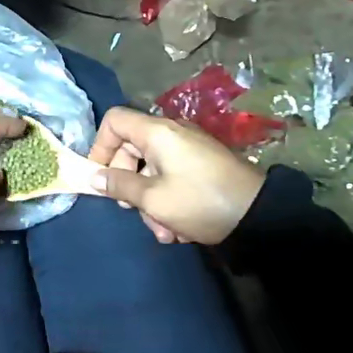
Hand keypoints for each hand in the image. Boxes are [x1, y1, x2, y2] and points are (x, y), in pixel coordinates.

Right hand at [88, 107, 265, 244]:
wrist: (257, 214)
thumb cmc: (200, 201)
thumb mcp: (154, 199)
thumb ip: (121, 186)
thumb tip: (95, 177)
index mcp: (158, 133)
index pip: (115, 121)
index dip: (100, 146)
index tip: (99, 176)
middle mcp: (172, 133)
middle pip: (132, 149)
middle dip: (129, 185)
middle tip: (132, 211)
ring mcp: (189, 148)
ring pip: (152, 170)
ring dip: (151, 203)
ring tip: (165, 231)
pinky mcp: (202, 165)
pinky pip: (172, 177)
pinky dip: (169, 201)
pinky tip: (179, 230)